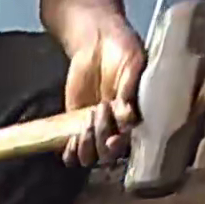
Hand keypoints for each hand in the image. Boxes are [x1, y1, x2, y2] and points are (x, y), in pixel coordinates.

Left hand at [61, 16, 144, 166]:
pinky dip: (70, 153)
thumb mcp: (134, 64)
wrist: (96, 45)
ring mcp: (94, 132)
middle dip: (102, 139)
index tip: (117, 134)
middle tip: (100, 109)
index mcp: (133, 116)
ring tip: (86, 121)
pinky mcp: (74, 131)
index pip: (129, 144)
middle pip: (107, 155)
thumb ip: (133, 88)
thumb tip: (129, 116)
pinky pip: (71, 155)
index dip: (121, 145)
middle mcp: (115, 129)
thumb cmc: (121, 51)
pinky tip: (71, 141)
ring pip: (89, 158)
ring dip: (86, 146)